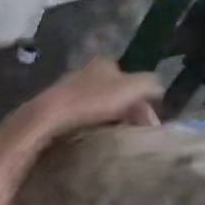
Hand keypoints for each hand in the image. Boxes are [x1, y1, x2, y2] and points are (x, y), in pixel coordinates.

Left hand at [1, 59, 161, 150]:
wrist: (48, 117)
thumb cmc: (93, 100)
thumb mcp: (134, 87)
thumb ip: (150, 85)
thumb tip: (157, 93)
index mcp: (105, 63)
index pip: (133, 82)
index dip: (144, 104)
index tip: (147, 127)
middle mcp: (85, 71)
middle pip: (114, 95)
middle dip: (125, 113)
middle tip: (132, 135)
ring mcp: (66, 90)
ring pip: (96, 107)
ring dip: (107, 122)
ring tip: (113, 141)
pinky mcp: (53, 109)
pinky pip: (79, 118)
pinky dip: (89, 127)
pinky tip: (91, 140)